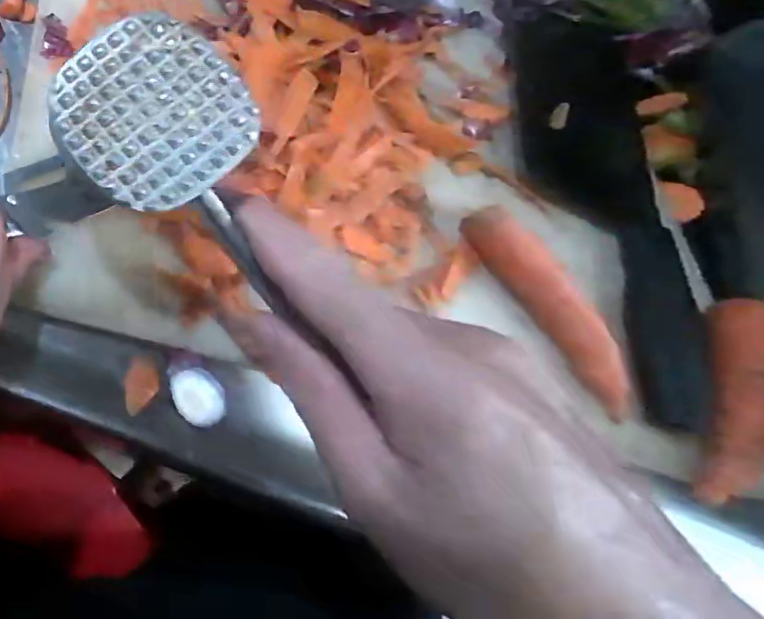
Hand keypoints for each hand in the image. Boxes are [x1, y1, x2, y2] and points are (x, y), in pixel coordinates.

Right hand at [222, 199, 754, 618]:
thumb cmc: (487, 567)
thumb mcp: (374, 492)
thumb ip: (310, 391)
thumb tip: (248, 317)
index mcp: (424, 370)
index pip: (326, 282)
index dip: (274, 236)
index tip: (232, 196)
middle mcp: (467, 340)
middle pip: (360, 311)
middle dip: (314, 325)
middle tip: (292, 378)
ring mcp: (508, 355)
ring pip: (399, 335)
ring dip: (363, 357)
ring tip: (380, 439)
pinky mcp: (532, 377)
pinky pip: (440, 353)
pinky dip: (404, 370)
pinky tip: (431, 439)